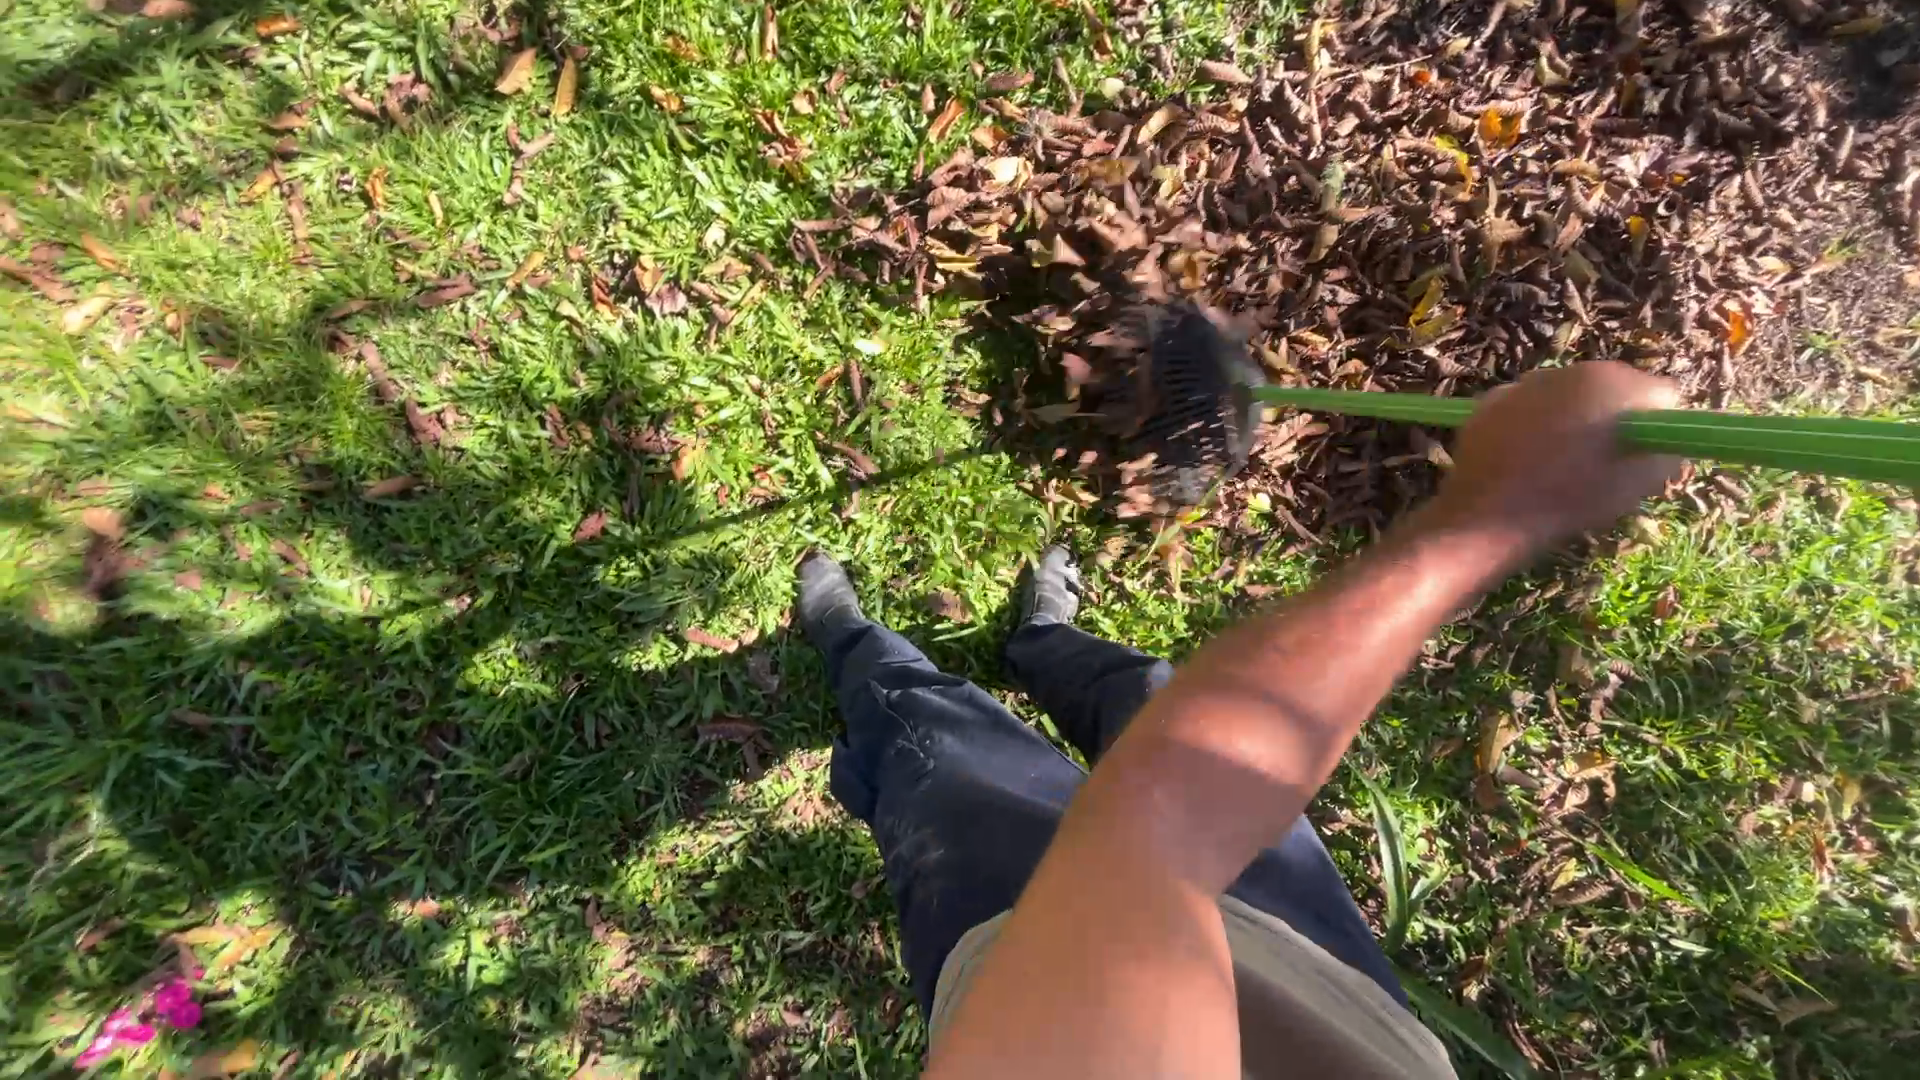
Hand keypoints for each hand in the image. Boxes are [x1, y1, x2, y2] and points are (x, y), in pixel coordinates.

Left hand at [1429, 362, 1682, 549]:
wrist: (1488, 515)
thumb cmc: (1571, 497)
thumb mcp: (1641, 481)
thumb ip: (1666, 449)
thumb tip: (1663, 440)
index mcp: (1612, 382)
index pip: (1658, 394)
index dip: (1656, 424)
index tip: (1640, 450)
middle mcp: (1564, 372)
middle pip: (1608, 388)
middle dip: (1609, 415)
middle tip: (1599, 455)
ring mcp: (1519, 385)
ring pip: (1563, 396)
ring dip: (1568, 416)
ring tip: (1557, 457)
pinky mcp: (1485, 404)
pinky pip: (1524, 407)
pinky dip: (1529, 422)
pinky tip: (1523, 454)